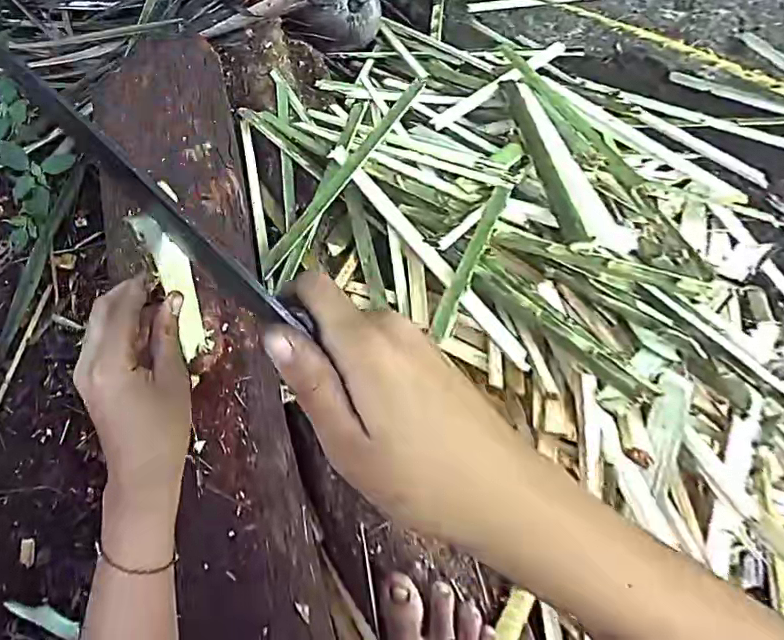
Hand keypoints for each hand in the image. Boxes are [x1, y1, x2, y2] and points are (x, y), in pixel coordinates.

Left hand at [73, 276, 192, 504]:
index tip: (159, 275)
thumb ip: (166, 335)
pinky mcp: (87, 379)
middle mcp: (88, 362)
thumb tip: (170, 300)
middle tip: (155, 286)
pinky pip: (98, 340)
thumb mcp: (173, 379)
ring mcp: (83, 371)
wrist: (141, 478)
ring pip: (98, 323)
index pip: (121, 309)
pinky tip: (142, 330)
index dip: (139, 288)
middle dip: (126, 293)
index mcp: (109, 362)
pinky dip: (117, 327)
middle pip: (101, 310)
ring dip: (122, 309)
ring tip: (154, 306)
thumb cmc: (163, 432)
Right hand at [261, 269, 543, 549]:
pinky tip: (397, 424)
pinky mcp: (434, 353)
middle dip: (320, 351)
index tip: (288, 354)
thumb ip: (308, 381)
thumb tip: (271, 330)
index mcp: (364, 340)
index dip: (288, 305)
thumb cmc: (419, 481)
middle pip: (332, 313)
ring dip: (348, 366)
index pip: (311, 283)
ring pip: (357, 334)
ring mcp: (416, 337)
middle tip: (333, 414)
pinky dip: (374, 372)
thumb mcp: (347, 443)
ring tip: (367, 426)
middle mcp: (390, 324)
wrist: (512, 500)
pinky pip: (384, 347)